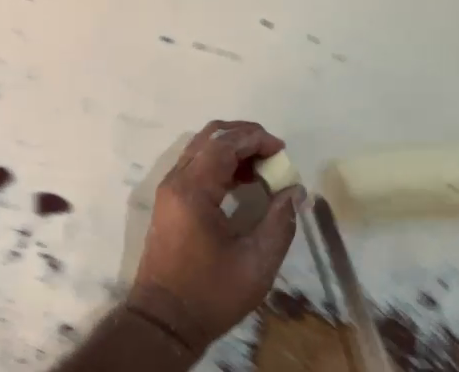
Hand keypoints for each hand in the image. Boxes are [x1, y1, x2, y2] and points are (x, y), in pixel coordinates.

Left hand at [127, 120, 303, 351]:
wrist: (163, 323)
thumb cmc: (210, 294)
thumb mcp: (256, 263)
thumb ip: (280, 221)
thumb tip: (295, 190)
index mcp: (193, 189)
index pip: (225, 144)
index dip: (256, 139)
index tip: (282, 150)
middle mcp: (176, 180)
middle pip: (210, 137)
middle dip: (244, 136)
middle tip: (273, 153)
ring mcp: (169, 190)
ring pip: (201, 149)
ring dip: (232, 149)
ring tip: (262, 168)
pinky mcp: (169, 202)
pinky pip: (195, 166)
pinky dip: (220, 163)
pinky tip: (243, 182)